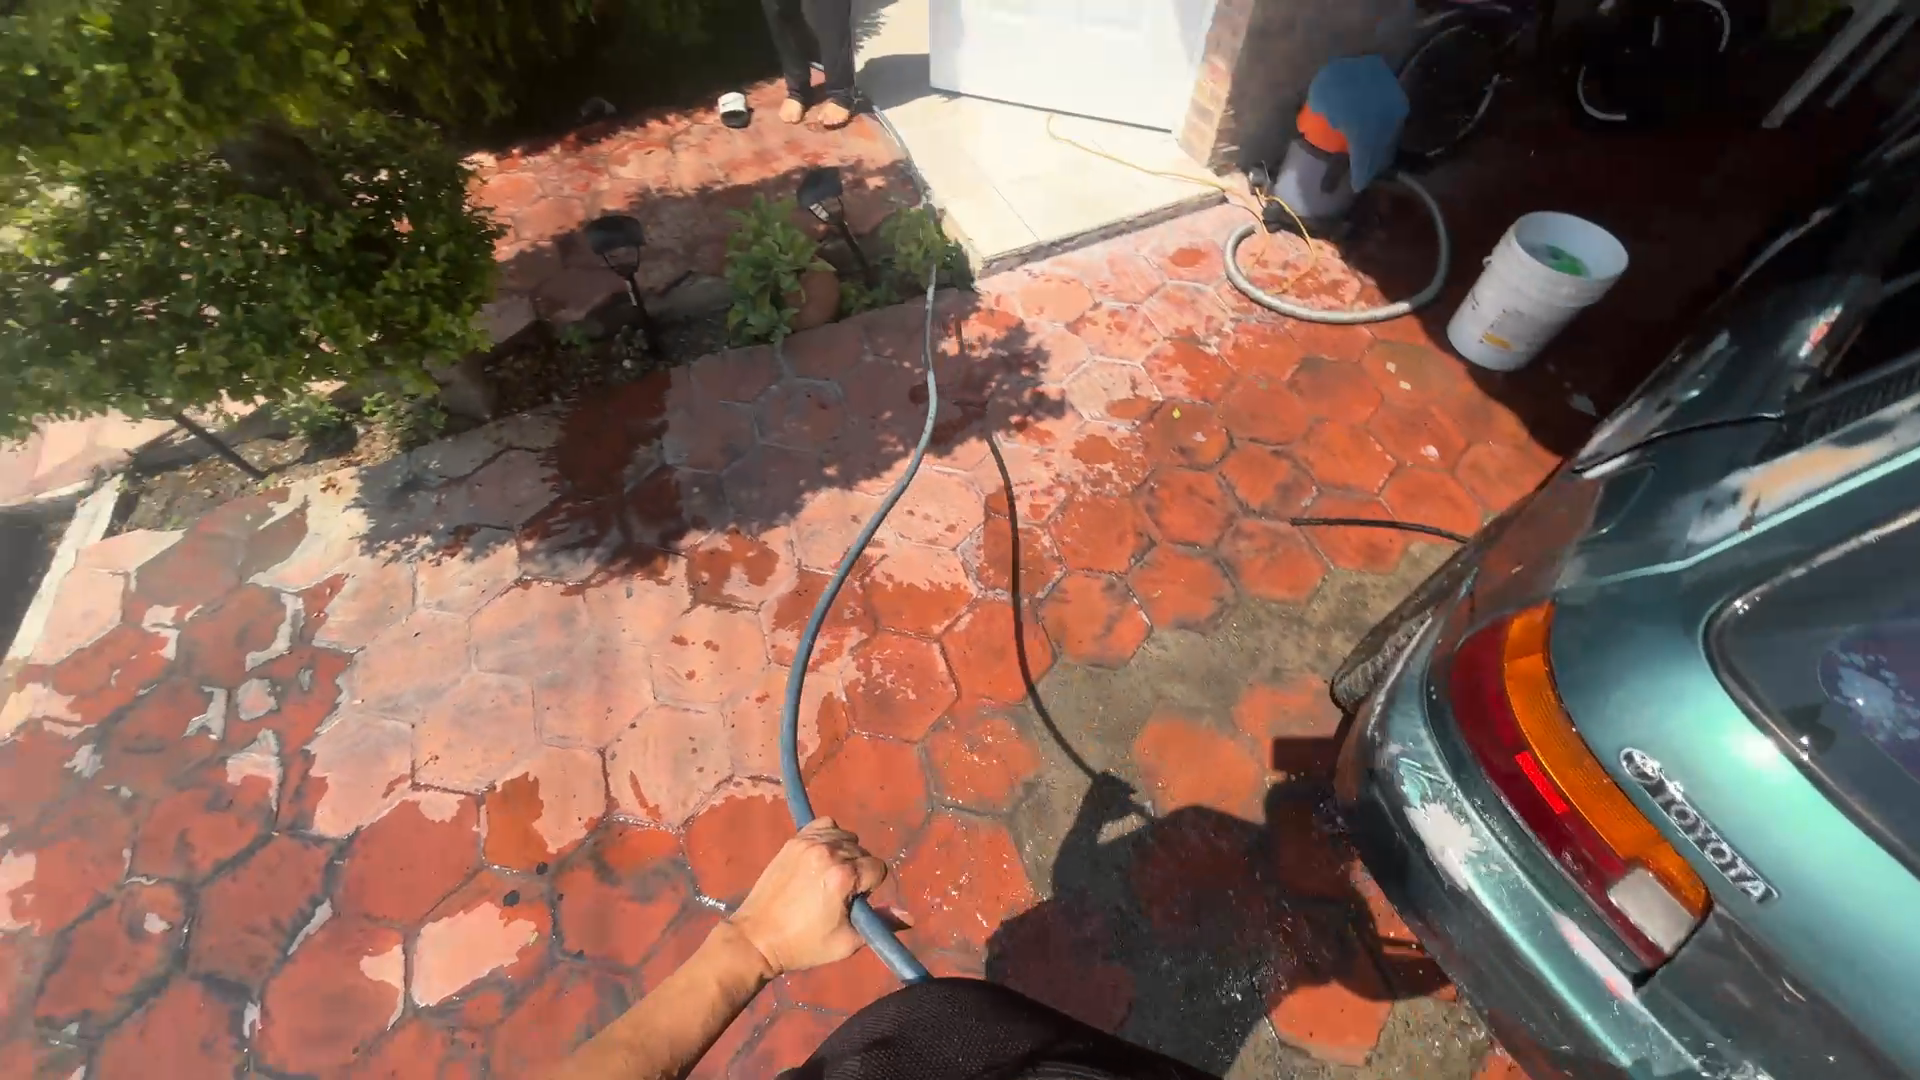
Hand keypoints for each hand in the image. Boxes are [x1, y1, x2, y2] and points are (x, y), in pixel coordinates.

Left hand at [727, 817, 888, 976]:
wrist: (757, 937)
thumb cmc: (803, 945)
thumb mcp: (846, 941)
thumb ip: (881, 924)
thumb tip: (910, 918)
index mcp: (843, 876)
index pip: (877, 868)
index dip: (869, 888)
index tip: (852, 902)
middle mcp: (829, 852)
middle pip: (863, 852)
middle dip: (858, 871)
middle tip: (838, 894)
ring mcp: (810, 842)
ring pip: (847, 837)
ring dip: (845, 853)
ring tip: (828, 876)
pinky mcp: (795, 839)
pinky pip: (825, 825)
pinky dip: (830, 836)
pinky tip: (821, 857)